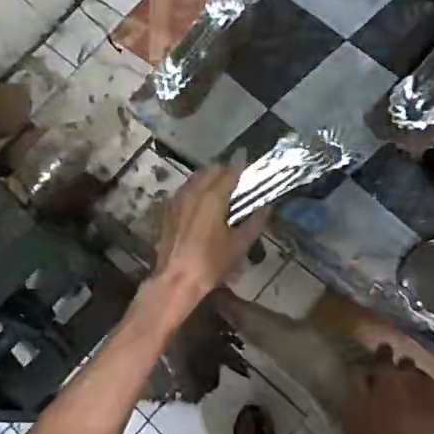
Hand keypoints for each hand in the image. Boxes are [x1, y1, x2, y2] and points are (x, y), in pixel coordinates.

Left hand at [152, 160, 267, 302]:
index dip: (238, 163)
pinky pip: (184, 190)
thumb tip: (265, 208)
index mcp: (213, 198)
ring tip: (218, 183)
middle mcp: (194, 192)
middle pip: (210, 171)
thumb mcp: (239, 246)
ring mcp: (177, 200)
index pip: (229, 172)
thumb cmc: (211, 263)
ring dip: (207, 177)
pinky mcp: (167, 210)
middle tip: (234, 173)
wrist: (176, 279)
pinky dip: (195, 188)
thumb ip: (254, 223)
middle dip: (223, 169)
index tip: (244, 154)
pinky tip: (199, 198)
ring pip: (194, 179)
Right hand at [341, 346, 433, 433]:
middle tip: (392, 378)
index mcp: (385, 374)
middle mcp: (408, 373)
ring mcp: (427, 384)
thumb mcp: (355, 415)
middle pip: (403, 362)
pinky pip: (430, 389)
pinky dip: (425, 393)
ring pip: (418, 375)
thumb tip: (359, 374)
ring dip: (412, 380)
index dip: (380, 352)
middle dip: (399, 366)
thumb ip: (356, 391)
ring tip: (408, 393)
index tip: (381, 350)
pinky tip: (422, 405)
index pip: (382, 355)